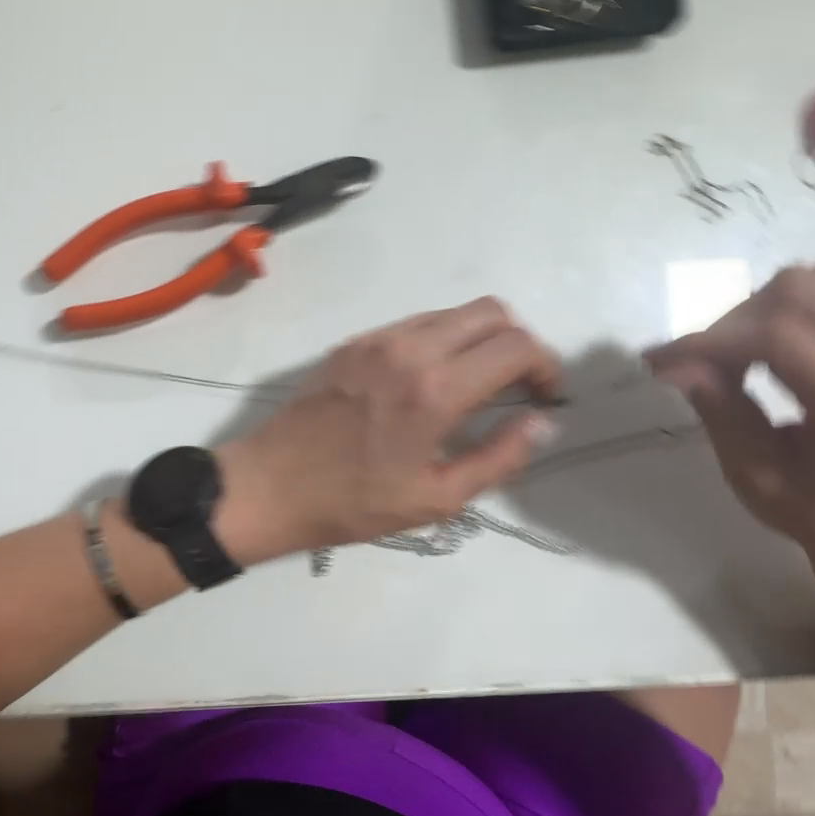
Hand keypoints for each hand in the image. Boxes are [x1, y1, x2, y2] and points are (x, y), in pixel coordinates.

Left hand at [214, 298, 563, 561]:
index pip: (517, 346)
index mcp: (435, 389)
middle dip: (517, 344)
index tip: (543, 398)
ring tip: (473, 386)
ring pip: (452, 313)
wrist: (268, 487)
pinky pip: (413, 324)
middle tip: (514, 387)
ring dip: (478, 339)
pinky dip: (439, 341)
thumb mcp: (436, 498)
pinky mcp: (352, 343)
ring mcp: (376, 339)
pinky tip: (427, 384)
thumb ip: (499, 457)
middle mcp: (410, 348)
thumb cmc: (352, 503)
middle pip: (492, 312)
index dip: (545, 367)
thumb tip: (542, 422)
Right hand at [644, 265, 814, 563]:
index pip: (779, 338)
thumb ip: (721, 413)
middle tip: (694, 365)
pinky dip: (775, 308)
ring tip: (726, 356)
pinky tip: (757, 346)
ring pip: (807, 281)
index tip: (658, 361)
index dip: (709, 341)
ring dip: (750, 312)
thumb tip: (676, 365)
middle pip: (794, 294)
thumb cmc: (811, 506)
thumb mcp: (752, 476)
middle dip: (727, 325)